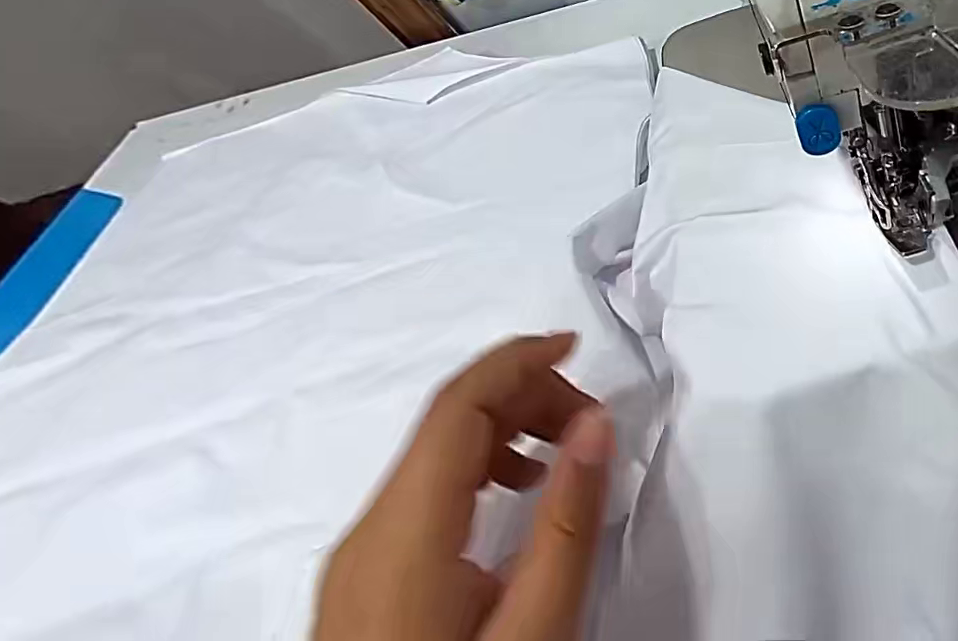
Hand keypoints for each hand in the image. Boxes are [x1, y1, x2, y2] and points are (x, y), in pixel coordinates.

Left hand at [314, 333, 612, 640]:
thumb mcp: (534, 628)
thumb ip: (568, 517)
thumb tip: (597, 421)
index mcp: (403, 531)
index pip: (457, 407)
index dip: (516, 360)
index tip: (574, 346)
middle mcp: (369, 529)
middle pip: (449, 422)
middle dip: (526, 396)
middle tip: (592, 420)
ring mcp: (360, 555)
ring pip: (439, 453)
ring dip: (508, 429)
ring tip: (567, 451)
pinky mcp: (366, 576)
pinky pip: (428, 489)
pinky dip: (483, 465)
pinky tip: (520, 491)